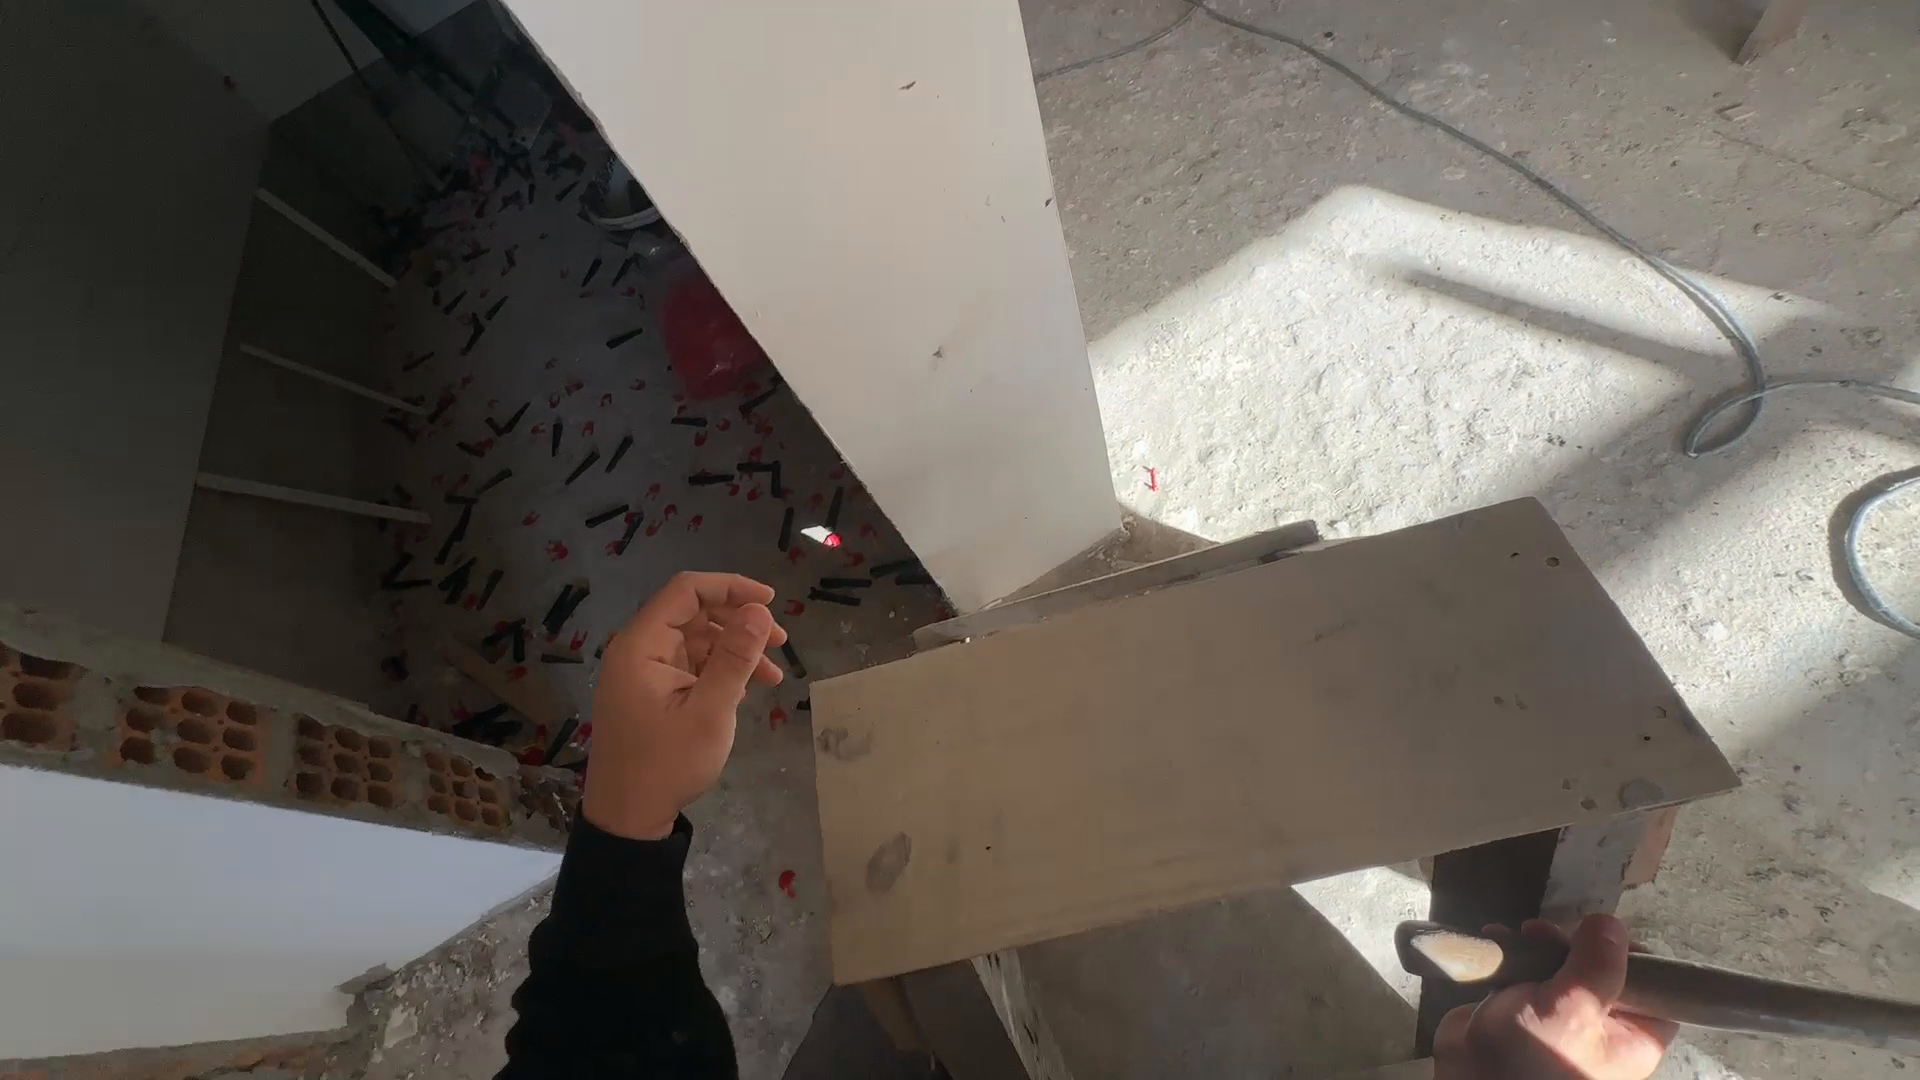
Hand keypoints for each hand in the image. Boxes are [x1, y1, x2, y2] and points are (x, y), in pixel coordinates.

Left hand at [583, 572, 787, 839]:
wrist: (629, 818)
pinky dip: (725, 670)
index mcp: (641, 645)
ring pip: (700, 639)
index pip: (687, 591)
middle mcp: (639, 649)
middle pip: (695, 613)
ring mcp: (646, 671)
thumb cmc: (667, 764)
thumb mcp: (710, 711)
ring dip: (738, 649)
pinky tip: (750, 689)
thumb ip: (735, 657)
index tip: (770, 601)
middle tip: (782, 642)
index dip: (731, 587)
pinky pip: (695, 664)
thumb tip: (760, 610)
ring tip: (775, 674)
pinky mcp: (656, 691)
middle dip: (741, 621)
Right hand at [1432, 915, 1675, 1079]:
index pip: (1651, 987)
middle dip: (1568, 942)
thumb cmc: (1532, 1054)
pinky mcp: (1521, 1004)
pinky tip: (1495, 938)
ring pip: (1559, 964)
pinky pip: (1526, 968)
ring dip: (1534, 942)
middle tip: (1539, 931)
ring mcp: (1559, 1014)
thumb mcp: (1570, 1009)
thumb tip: (1612, 921)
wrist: (1472, 1076)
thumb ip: (1595, 966)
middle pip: (1600, 968)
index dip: (1626, 954)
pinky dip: (1511, 949)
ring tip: (1513, 933)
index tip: (1592, 931)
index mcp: (1631, 1036)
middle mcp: (1601, 1024)